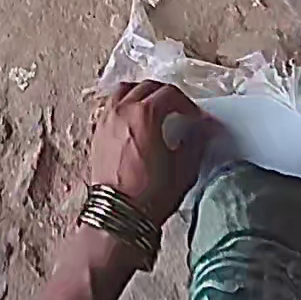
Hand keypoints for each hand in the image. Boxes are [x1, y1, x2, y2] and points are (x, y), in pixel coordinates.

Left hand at [91, 81, 212, 226]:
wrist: (119, 213)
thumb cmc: (148, 194)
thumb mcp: (183, 169)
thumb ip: (195, 142)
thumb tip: (203, 130)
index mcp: (144, 114)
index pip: (169, 94)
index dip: (186, 104)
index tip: (193, 116)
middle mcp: (122, 110)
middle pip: (146, 87)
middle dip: (165, 95)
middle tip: (177, 110)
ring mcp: (106, 119)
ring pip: (124, 91)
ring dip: (142, 94)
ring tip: (154, 108)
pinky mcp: (97, 131)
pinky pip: (111, 105)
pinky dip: (124, 104)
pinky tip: (134, 120)